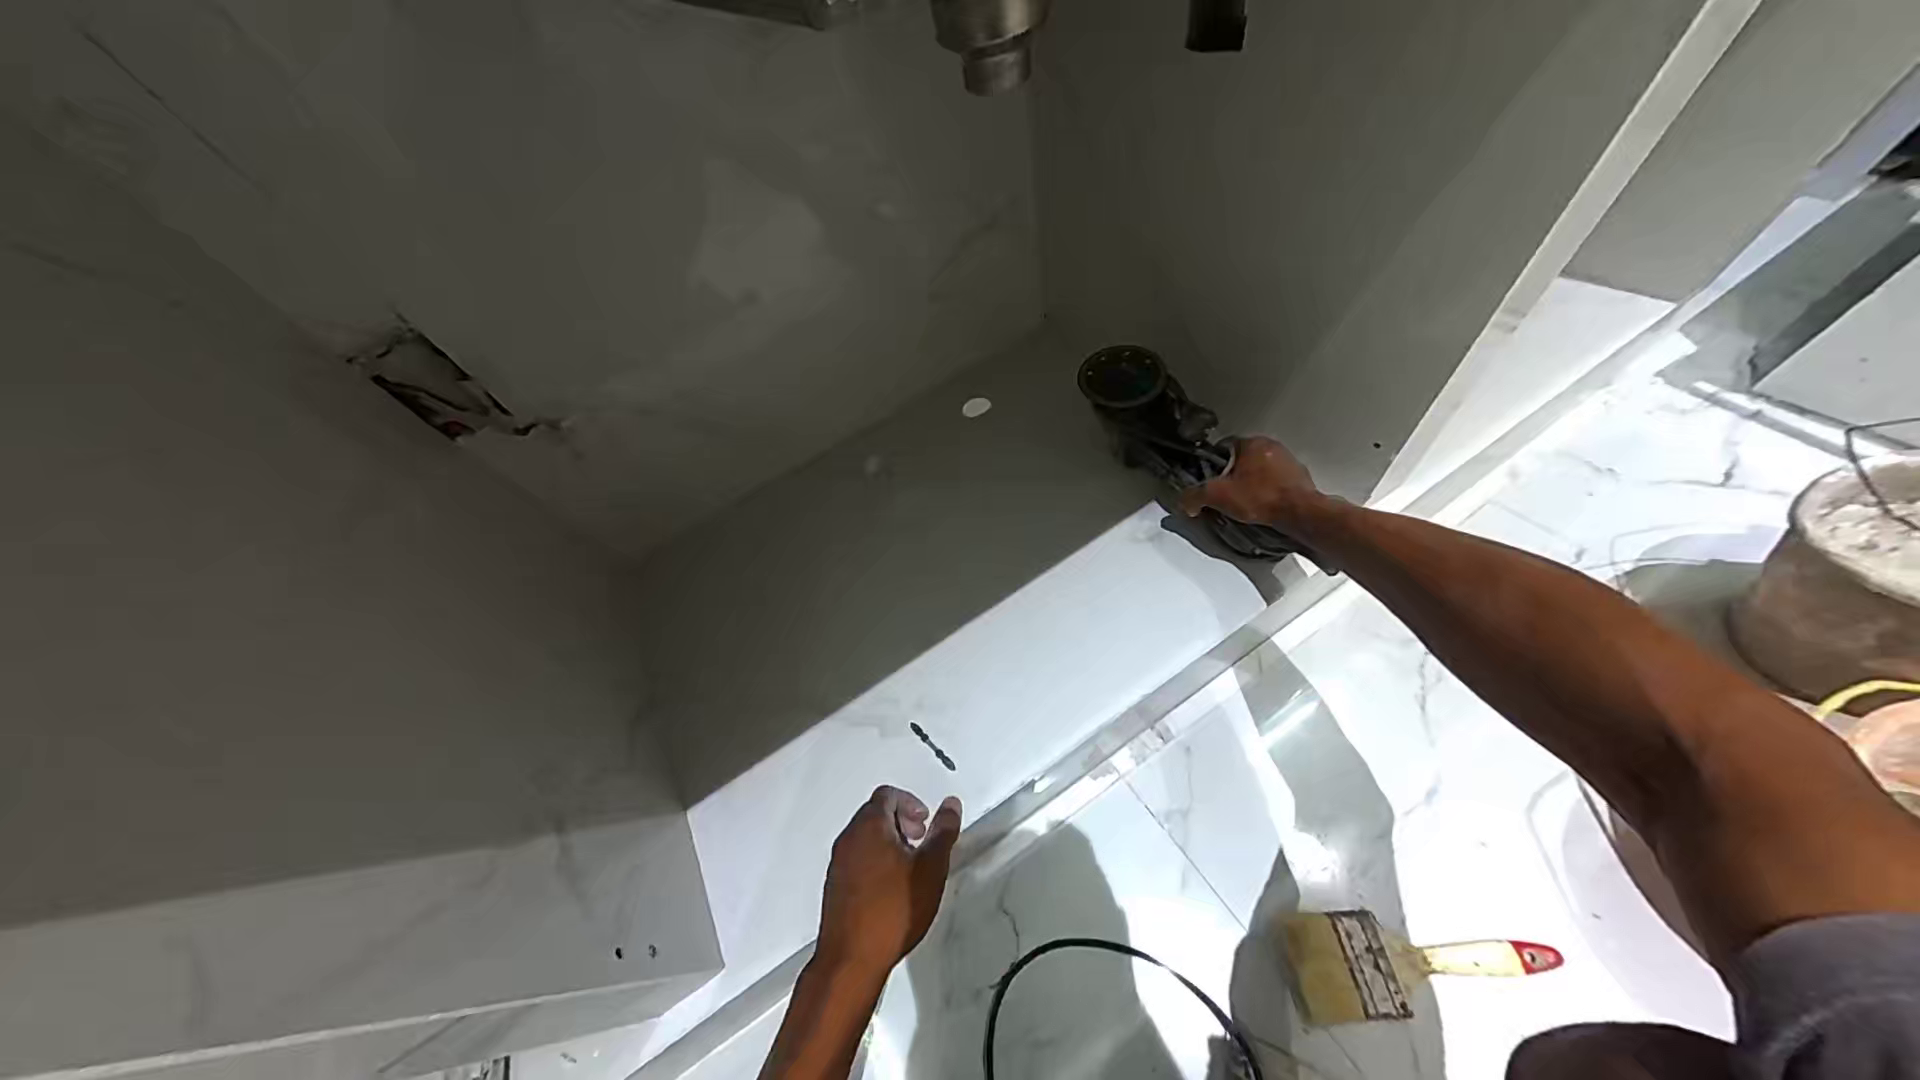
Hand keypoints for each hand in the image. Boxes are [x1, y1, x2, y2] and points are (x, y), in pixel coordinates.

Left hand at [816, 786, 961, 978]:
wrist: (852, 960)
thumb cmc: (892, 911)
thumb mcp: (931, 867)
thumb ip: (943, 831)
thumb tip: (950, 805)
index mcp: (870, 825)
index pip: (888, 794)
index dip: (911, 802)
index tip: (925, 819)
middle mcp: (849, 838)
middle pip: (874, 812)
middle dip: (901, 819)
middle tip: (921, 838)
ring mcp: (839, 863)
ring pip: (865, 836)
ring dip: (889, 840)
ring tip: (911, 865)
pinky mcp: (835, 886)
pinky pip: (857, 858)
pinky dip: (876, 859)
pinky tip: (892, 887)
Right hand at [1180, 436, 1324, 524]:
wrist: (1300, 514)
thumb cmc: (1260, 498)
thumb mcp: (1217, 496)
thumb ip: (1195, 496)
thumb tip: (1184, 502)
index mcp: (1252, 443)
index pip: (1224, 447)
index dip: (1213, 465)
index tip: (1210, 480)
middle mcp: (1273, 446)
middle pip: (1242, 459)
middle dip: (1233, 475)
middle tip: (1225, 494)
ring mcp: (1289, 462)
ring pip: (1260, 470)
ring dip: (1251, 483)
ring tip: (1244, 503)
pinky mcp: (1300, 478)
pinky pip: (1276, 482)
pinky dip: (1268, 492)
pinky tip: (1262, 507)